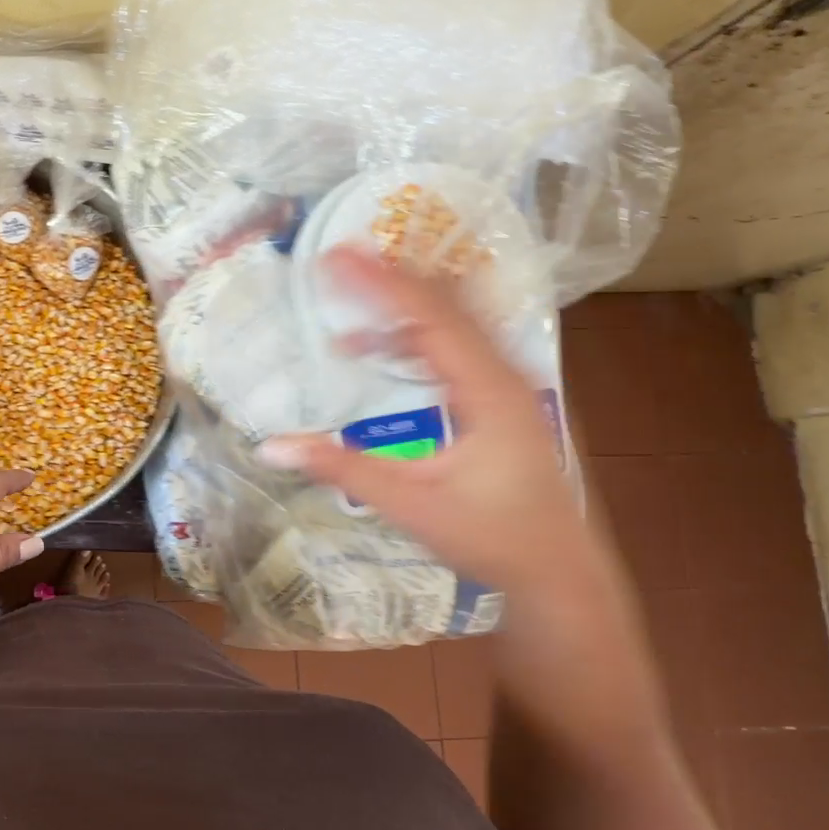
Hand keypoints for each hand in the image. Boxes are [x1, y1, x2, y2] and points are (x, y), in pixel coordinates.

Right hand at [257, 246, 609, 590]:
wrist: (559, 572)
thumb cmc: (491, 537)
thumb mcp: (410, 503)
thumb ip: (342, 468)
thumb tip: (270, 446)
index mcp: (487, 390)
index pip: (429, 319)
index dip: (379, 284)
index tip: (336, 257)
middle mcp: (504, 375)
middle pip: (445, 306)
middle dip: (389, 278)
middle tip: (338, 257)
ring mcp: (508, 385)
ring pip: (454, 323)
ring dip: (400, 305)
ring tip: (346, 299)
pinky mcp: (500, 400)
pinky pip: (456, 347)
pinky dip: (415, 334)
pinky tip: (379, 348)